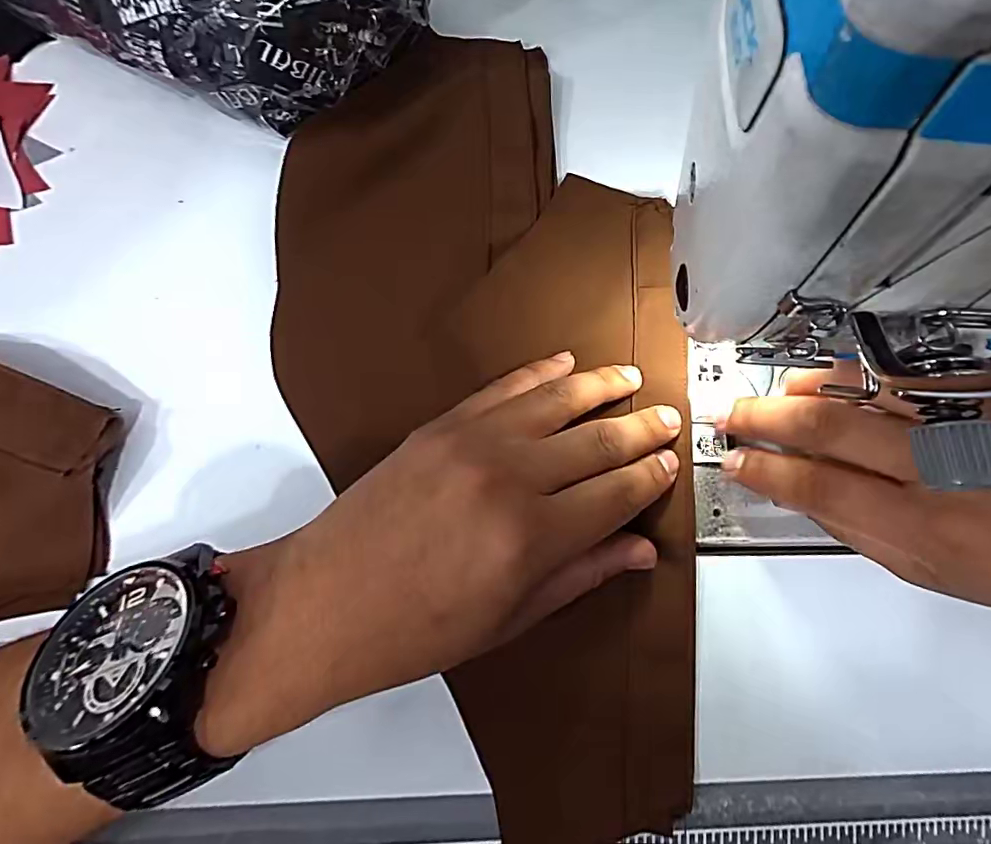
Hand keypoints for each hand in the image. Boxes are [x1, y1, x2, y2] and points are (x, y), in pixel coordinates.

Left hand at [198, 353, 681, 754]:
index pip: (617, 492)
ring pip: (560, 398)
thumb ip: (582, 574)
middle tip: (669, 418)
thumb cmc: (414, 629)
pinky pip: (506, 387)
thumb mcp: (509, 618)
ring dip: (603, 383)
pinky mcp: (443, 424)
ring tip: (631, 375)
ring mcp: (475, 441)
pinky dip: (540, 371)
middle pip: (600, 440)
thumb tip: (640, 550)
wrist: (320, 604)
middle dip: (643, 428)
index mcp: (532, 537)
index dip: (652, 475)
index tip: (670, 464)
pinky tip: (566, 362)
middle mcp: (511, 478)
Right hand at [719, 365, 990, 632]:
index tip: (736, 460)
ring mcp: (960, 419)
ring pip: (858, 388)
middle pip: (827, 428)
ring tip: (770, 398)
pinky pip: (895, 376)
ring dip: (802, 390)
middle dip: (765, 419)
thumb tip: (799, 493)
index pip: (818, 485)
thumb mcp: (925, 572)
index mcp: (921, 524)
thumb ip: (855, 528)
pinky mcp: (978, 393)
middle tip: (730, 416)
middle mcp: (938, 464)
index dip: (766, 469)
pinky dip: (850, 376)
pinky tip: (823, 382)